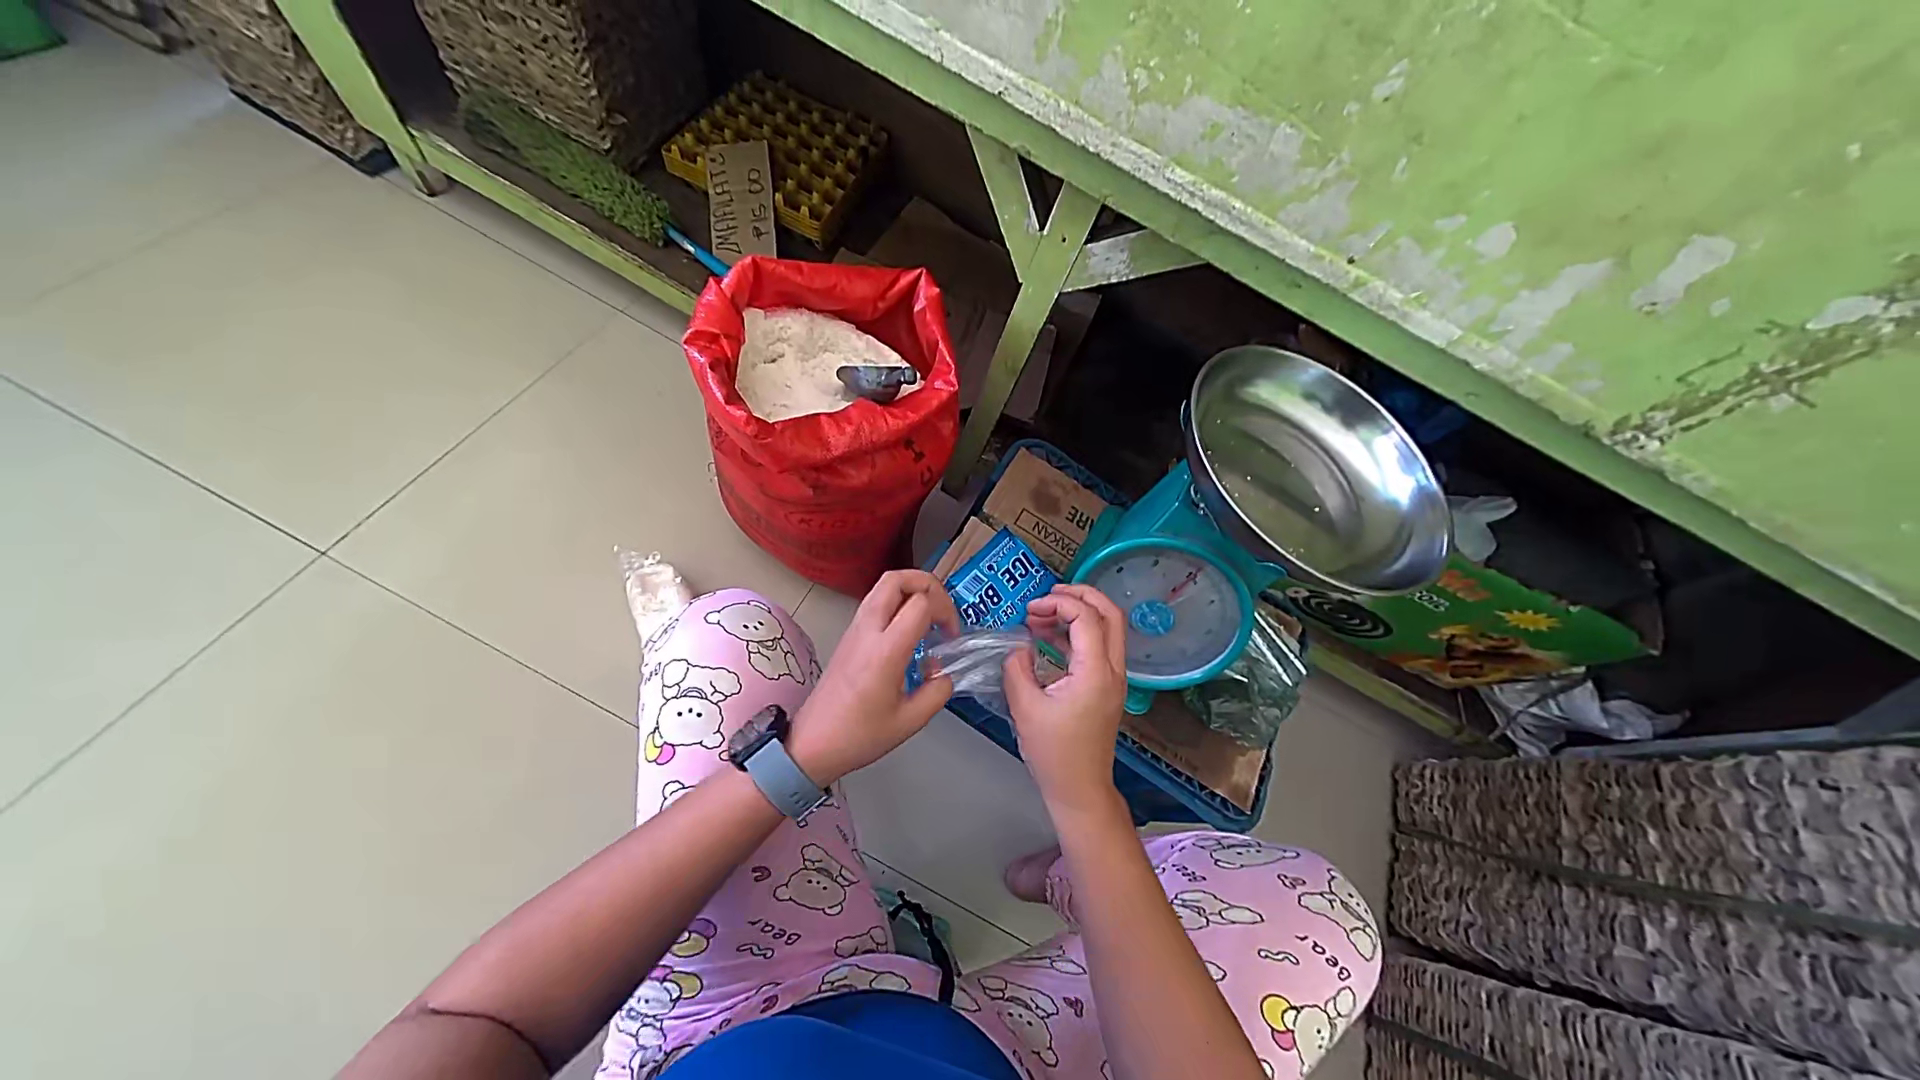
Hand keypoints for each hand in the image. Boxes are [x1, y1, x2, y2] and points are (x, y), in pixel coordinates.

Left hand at [787, 570, 960, 785]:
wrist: (812, 742)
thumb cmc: (857, 735)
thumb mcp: (910, 722)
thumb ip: (937, 692)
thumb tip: (943, 672)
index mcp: (885, 651)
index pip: (920, 603)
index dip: (945, 611)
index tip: (950, 636)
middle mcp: (868, 631)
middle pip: (897, 578)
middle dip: (928, 584)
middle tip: (942, 609)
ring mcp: (855, 630)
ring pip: (884, 586)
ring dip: (911, 591)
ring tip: (928, 618)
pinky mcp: (849, 635)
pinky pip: (876, 602)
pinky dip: (898, 604)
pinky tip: (908, 632)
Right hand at [1003, 584, 1129, 815]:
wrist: (1079, 788)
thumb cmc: (1054, 754)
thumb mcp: (1025, 706)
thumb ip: (1018, 667)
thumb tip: (1019, 646)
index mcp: (1096, 672)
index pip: (1087, 617)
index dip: (1058, 603)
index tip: (1031, 610)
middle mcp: (1113, 670)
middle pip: (1110, 613)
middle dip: (1080, 595)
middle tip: (1049, 594)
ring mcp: (1113, 679)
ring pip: (1107, 628)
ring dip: (1078, 614)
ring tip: (1041, 617)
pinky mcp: (1107, 687)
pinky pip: (1098, 647)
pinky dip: (1077, 634)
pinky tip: (1048, 638)